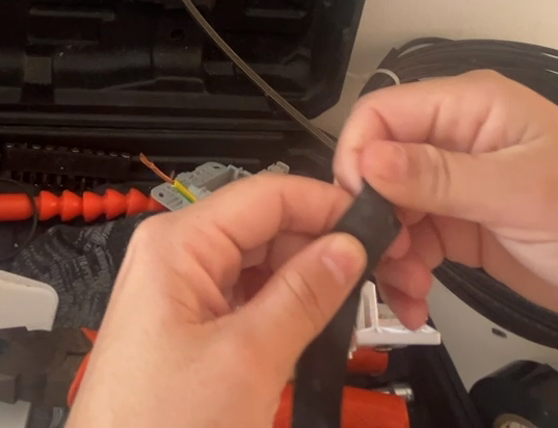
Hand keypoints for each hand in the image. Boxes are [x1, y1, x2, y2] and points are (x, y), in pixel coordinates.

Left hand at [67, 174, 370, 427]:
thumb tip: (346, 248)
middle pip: (266, 226)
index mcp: (177, 243)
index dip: (326, 205)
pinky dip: (287, 307)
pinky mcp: (190, 326)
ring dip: (311, 279)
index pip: (266, 196)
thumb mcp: (246, 361)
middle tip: (381, 273)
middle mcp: (176, 254)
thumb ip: (303, 297)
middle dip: (324, 245)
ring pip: (261, 262)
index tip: (377, 227)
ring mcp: (181, 290)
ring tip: (357, 304)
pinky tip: (320, 325)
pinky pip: (248, 296)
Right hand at [333, 70, 557, 343]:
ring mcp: (462, 184)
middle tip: (385, 258)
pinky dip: (407, 269)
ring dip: (389, 249)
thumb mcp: (523, 194)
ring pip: (393, 206)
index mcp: (472, 106)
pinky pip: (416, 240)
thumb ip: (440, 176)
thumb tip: (367, 159)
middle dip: (375, 212)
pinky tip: (416, 298)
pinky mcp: (467, 226)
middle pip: (382, 162)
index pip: (385, 113)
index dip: (360, 153)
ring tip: (406, 289)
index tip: (357, 206)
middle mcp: (459, 138)